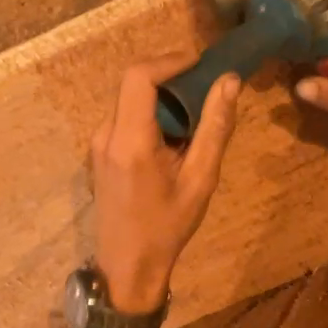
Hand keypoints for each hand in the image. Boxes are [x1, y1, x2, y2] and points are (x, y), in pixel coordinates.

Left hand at [90, 57, 241, 314]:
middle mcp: (106, 133)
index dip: (169, 60)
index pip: (139, 76)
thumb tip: (230, 81)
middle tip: (205, 84)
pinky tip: (175, 134)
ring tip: (195, 111)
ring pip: (130, 99)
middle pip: (133, 83)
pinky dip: (151, 113)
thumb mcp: (201, 179)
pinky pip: (125, 117)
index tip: (200, 62)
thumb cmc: (167, 226)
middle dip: (169, 75)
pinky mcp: (99, 151)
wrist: (126, 267)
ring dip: (161, 95)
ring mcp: (98, 142)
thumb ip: (215, 127)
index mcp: (130, 139)